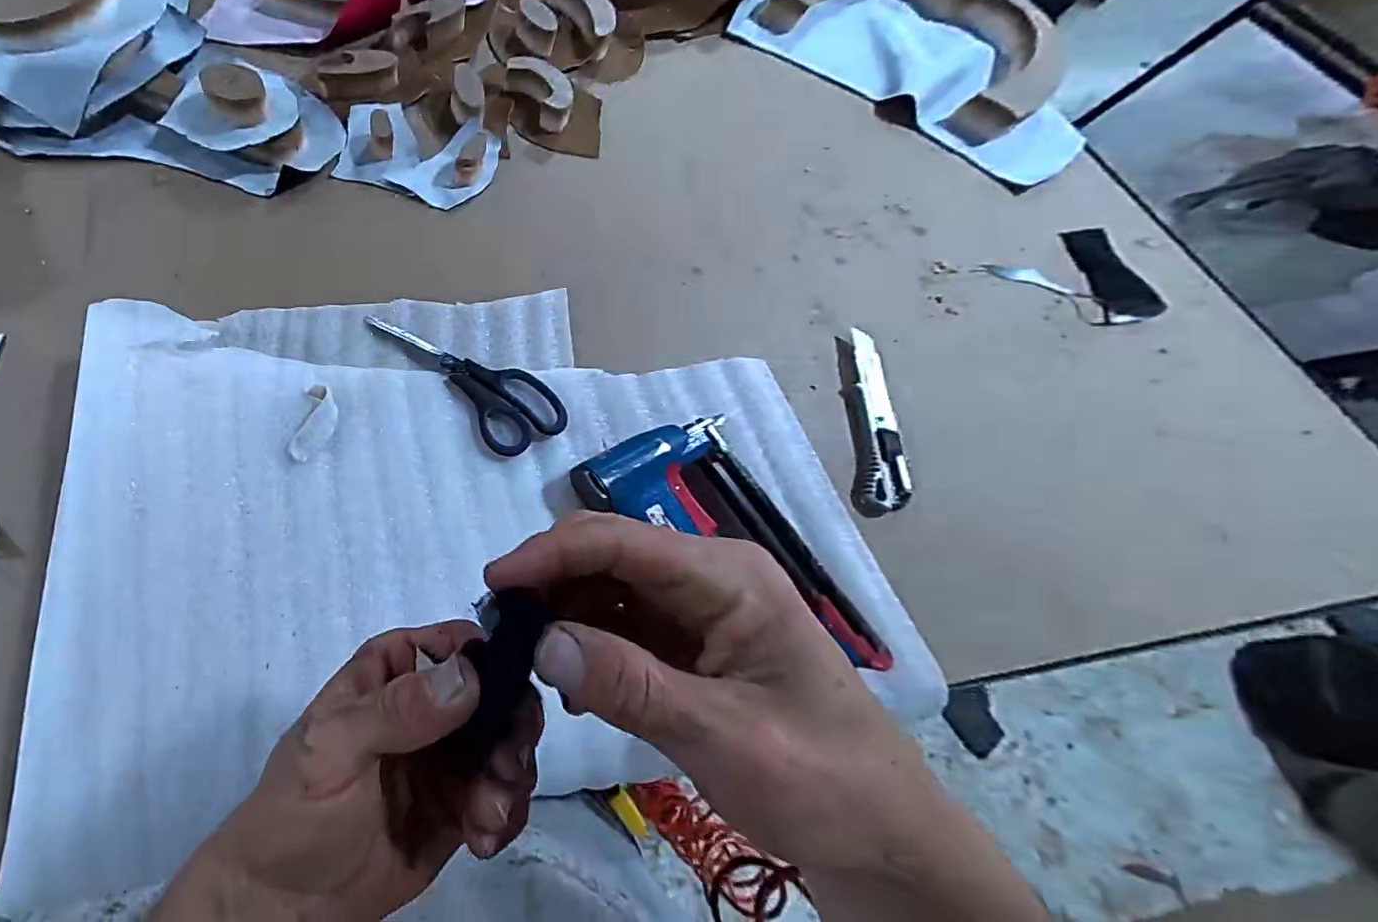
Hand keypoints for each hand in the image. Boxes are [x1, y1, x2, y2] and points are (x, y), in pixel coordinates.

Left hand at [158, 622, 543, 921]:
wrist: (285, 904)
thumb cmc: (296, 808)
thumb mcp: (333, 747)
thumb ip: (396, 709)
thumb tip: (467, 676)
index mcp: (394, 670)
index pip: (456, 642)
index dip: (491, 659)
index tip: (508, 696)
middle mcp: (430, 703)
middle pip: (496, 692)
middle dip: (512, 728)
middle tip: (506, 769)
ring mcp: (448, 755)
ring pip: (506, 743)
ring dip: (510, 777)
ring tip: (487, 817)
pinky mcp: (460, 804)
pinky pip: (503, 793)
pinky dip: (505, 813)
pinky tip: (481, 838)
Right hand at [485, 513, 1044, 921]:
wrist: (883, 837)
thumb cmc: (822, 781)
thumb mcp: (725, 737)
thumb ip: (632, 685)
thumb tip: (543, 642)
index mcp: (727, 574)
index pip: (621, 540)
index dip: (551, 551)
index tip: (494, 581)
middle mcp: (708, 574)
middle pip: (610, 553)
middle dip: (551, 579)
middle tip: (501, 627)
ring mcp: (698, 606)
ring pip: (609, 587)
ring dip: (564, 612)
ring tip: (529, 659)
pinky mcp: (690, 640)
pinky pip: (622, 623)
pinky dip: (587, 642)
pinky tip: (575, 682)